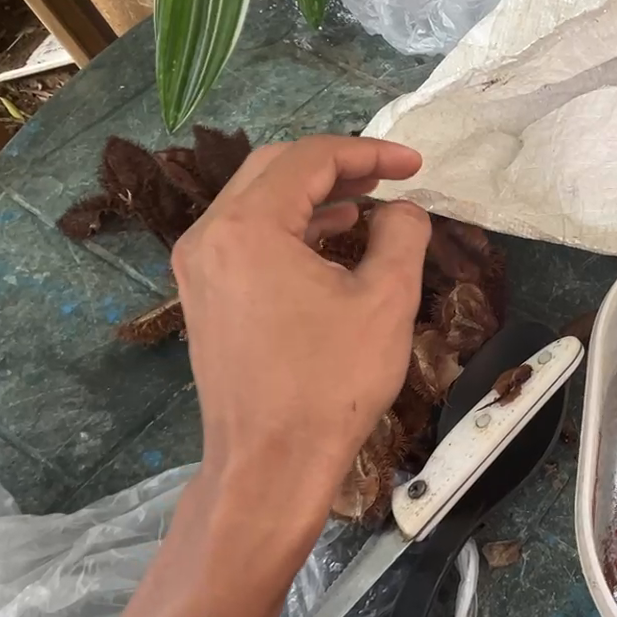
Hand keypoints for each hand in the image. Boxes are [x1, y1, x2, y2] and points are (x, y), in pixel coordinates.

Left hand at [172, 136, 429, 549]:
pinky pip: (250, 237)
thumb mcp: (386, 300)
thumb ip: (403, 235)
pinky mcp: (207, 296)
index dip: (369, 153)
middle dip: (338, 165)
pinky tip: (333, 240)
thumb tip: (403, 210)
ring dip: (316, 194)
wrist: (272, 463)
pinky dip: (294, 226)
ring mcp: (201, 268)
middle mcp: (209, 235)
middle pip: (275, 169)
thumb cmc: (332, 381)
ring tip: (370, 203)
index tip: (416, 165)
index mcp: (248, 226)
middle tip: (391, 177)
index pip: (310, 159)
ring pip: (259, 201)